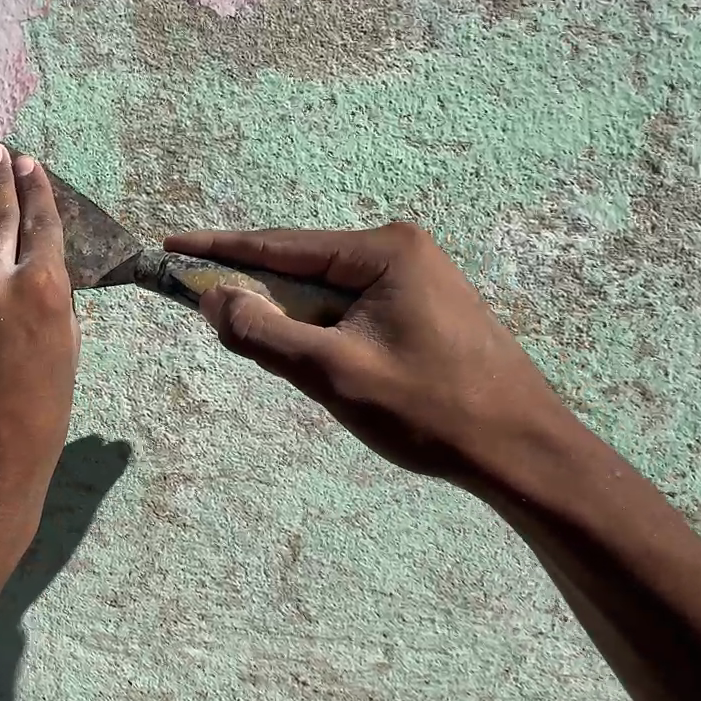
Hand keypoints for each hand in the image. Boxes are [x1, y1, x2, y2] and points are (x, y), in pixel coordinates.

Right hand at [166, 223, 570, 484]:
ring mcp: (414, 275)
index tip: (170, 243)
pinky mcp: (420, 303)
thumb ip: (262, 332)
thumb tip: (210, 297)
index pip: (279, 246)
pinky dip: (315, 325)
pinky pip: (345, 304)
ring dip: (287, 314)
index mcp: (382, 251)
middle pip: (299, 266)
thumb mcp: (332, 373)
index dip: (218, 248)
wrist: (530, 457)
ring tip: (265, 344)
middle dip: (254, 289)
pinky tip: (310, 351)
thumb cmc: (432, 412)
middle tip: (205, 305)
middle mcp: (398, 249)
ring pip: (321, 290)